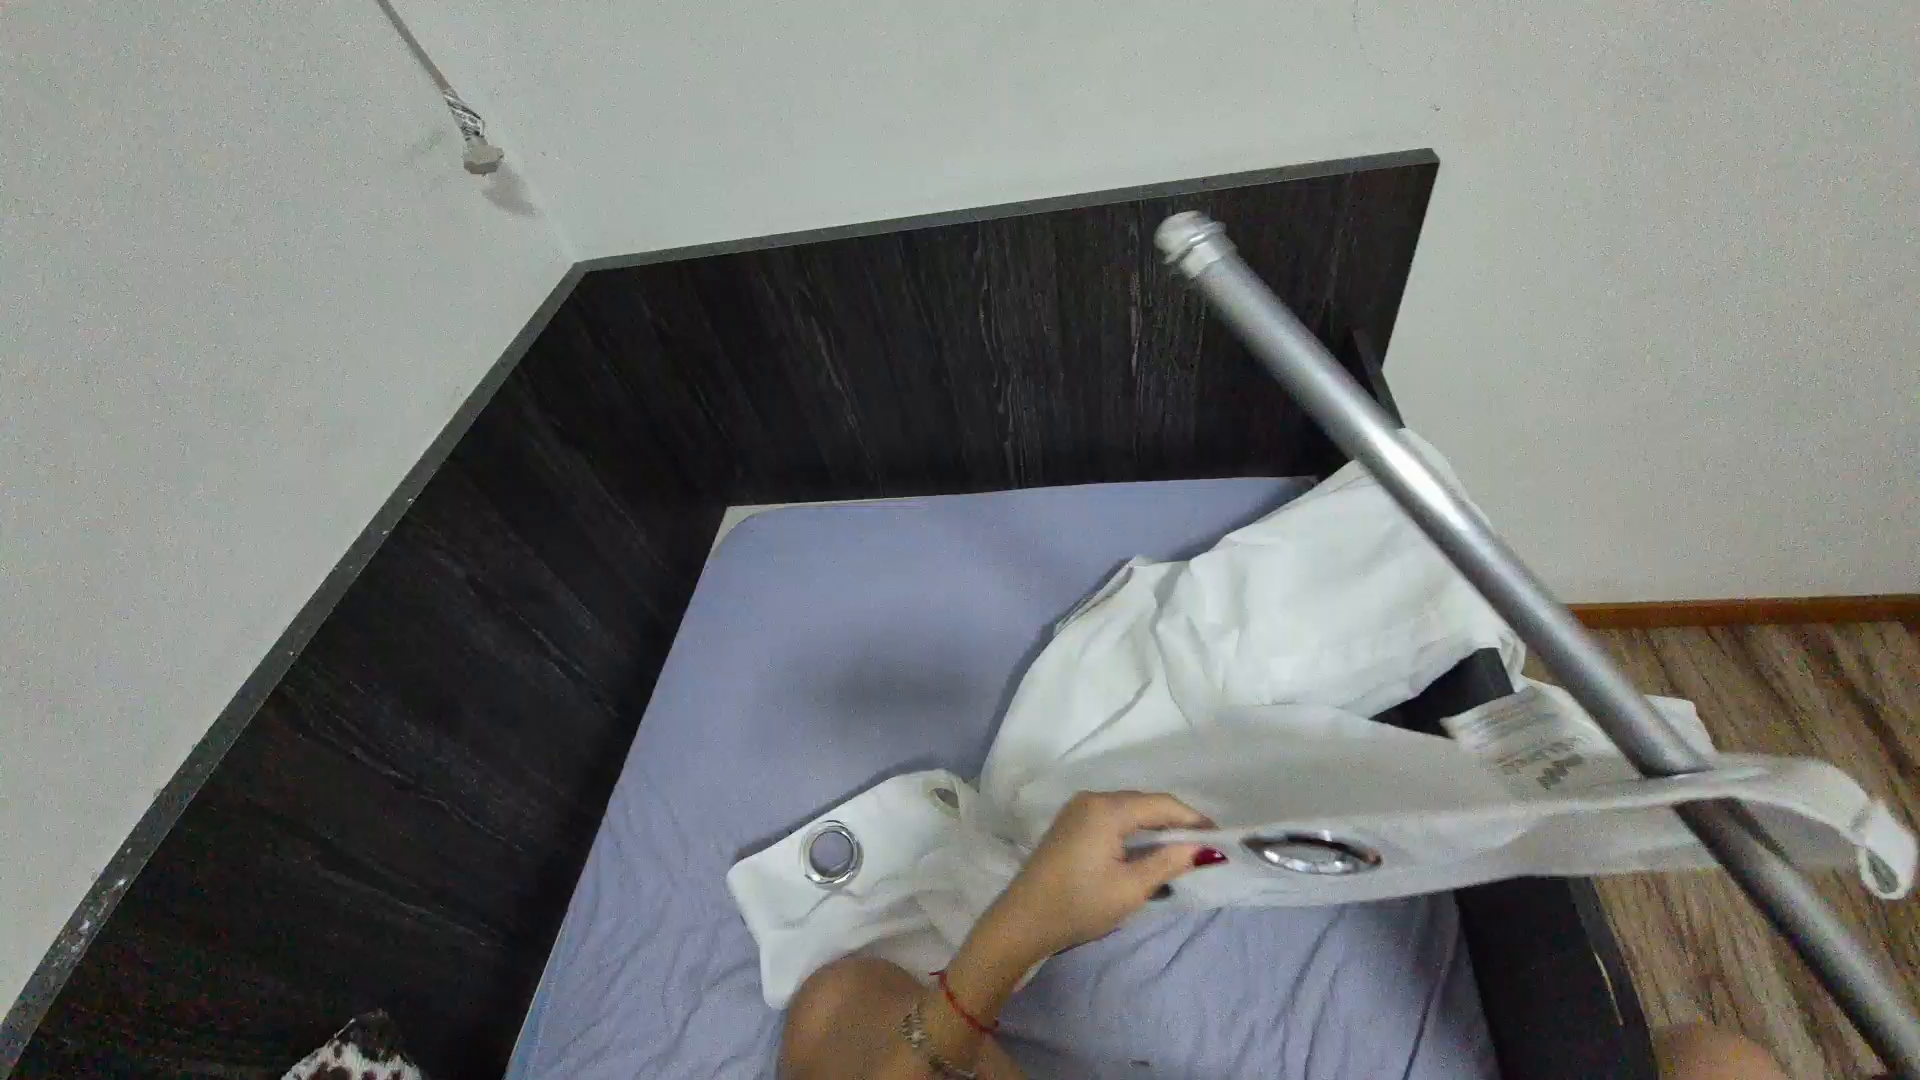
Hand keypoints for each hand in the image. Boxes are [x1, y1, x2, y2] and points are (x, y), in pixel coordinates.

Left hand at [985, 790, 1214, 958]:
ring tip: (1182, 848)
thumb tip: (1203, 849)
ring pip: (1128, 808)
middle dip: (1175, 820)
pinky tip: (1147, 847)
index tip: (1220, 837)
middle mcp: (1091, 798)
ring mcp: (1077, 808)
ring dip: (1154, 824)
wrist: (1023, 919)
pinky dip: (1134, 828)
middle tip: (1204, 845)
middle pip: (1143, 802)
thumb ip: (1167, 863)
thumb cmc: (1079, 904)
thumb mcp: (1130, 889)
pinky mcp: (1070, 821)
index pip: (1160, 804)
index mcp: (1106, 809)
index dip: (1192, 818)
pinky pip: (1111, 815)